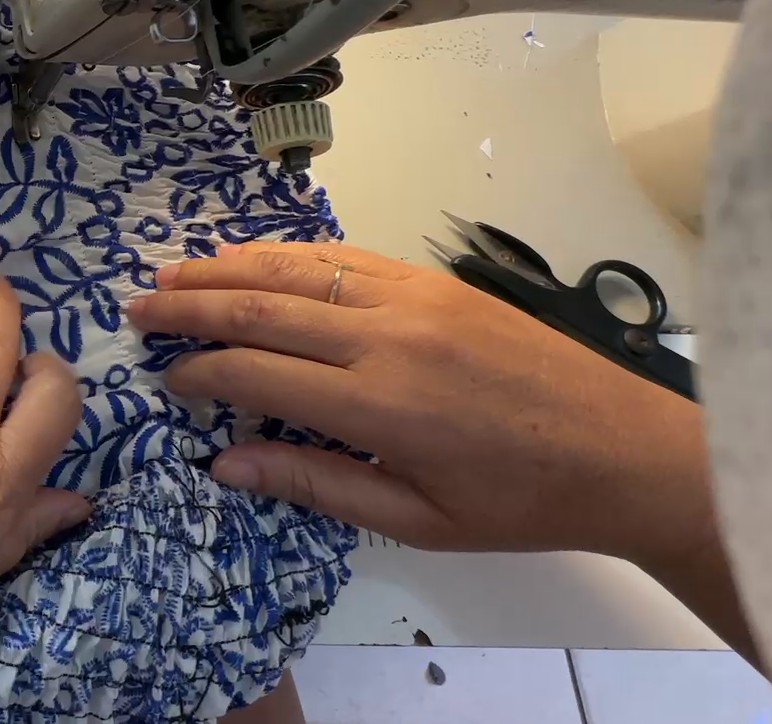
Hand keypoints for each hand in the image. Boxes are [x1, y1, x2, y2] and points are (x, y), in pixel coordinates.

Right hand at [127, 242, 710, 565]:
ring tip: (168, 271)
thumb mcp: (415, 518)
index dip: (199, 372)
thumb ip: (311, 484)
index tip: (168, 378)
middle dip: (187, 307)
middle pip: (258, 308)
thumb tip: (221, 463)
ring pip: (288, 269)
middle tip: (136, 306)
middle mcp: (383, 337)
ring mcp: (406, 296)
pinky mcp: (426, 276)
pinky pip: (334, 253)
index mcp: (380, 405)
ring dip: (219, 269)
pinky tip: (240, 255)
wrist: (635, 452)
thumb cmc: (516, 500)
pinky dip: (276, 253)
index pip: (255, 373)